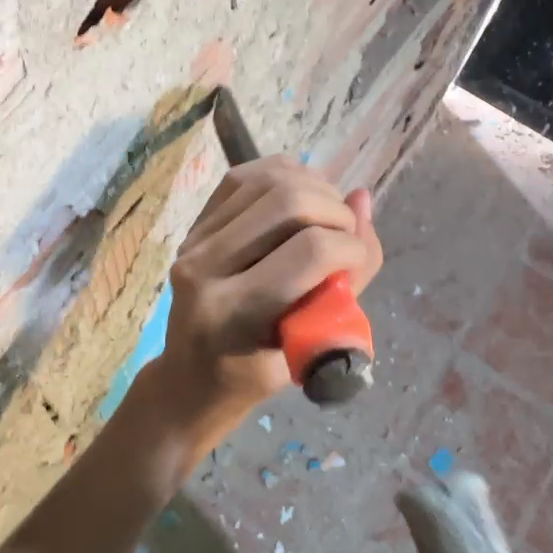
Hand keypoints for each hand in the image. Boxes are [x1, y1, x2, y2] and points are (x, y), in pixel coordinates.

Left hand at [145, 156, 382, 451]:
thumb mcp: (311, 350)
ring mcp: (194, 242)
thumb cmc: (256, 374)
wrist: (190, 376)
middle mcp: (204, 267)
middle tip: (346, 236)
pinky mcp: (194, 225)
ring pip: (267, 180)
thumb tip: (362, 200)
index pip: (310, 251)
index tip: (358, 260)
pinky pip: (244, 177)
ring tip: (329, 215)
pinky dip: (284, 175)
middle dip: (335, 211)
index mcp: (233, 311)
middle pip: (288, 201)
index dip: (351, 248)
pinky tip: (303, 197)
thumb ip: (347, 280)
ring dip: (314, 188)